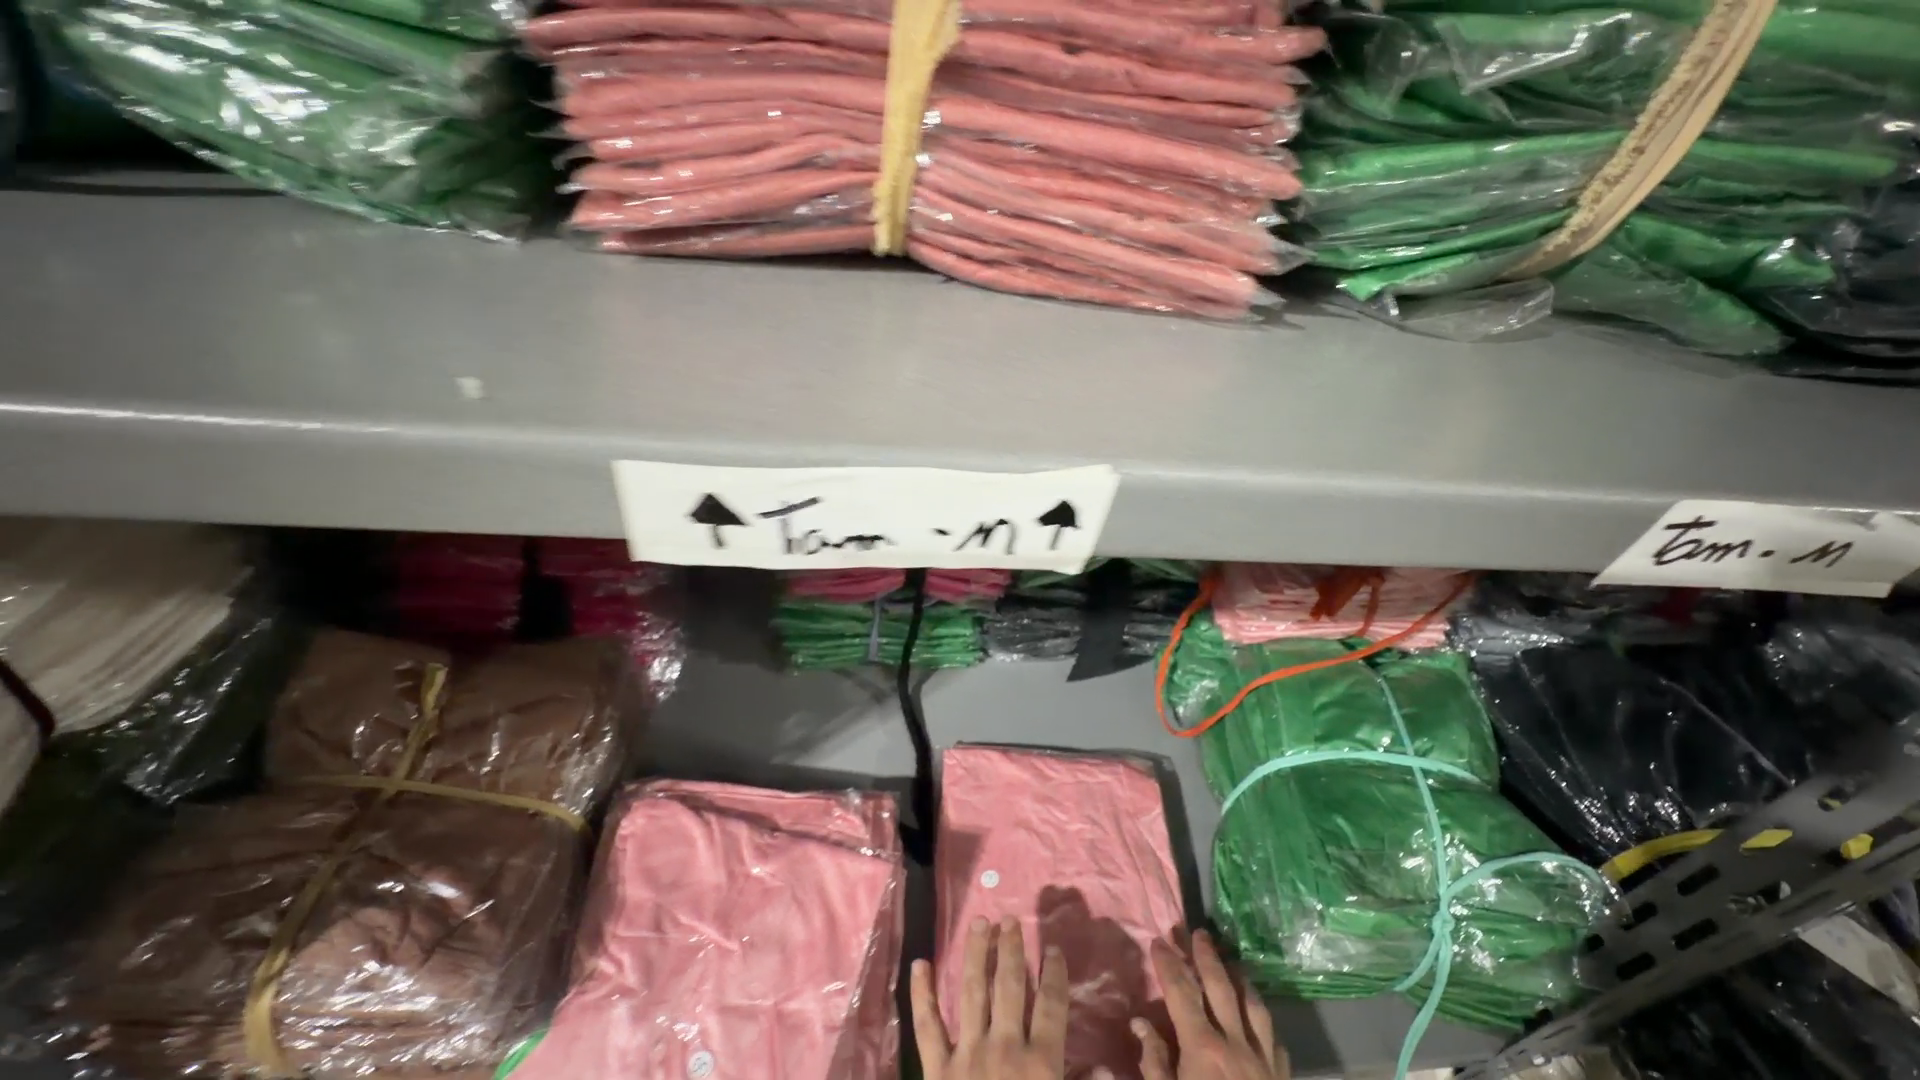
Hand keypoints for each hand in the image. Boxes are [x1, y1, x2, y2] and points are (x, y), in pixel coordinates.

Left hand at [911, 916, 1070, 1079]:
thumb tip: (1106, 1066)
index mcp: (1040, 1062)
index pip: (1051, 1006)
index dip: (1054, 975)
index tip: (1052, 949)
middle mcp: (1004, 1046)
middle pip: (1009, 987)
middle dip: (1011, 950)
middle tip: (1009, 919)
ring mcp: (967, 1053)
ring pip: (973, 993)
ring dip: (976, 955)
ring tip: (979, 923)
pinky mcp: (937, 1069)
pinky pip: (927, 1027)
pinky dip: (921, 994)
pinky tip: (919, 964)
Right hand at [1134, 930, 1286, 1079]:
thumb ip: (1153, 1064)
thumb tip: (1141, 1025)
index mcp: (1202, 1048)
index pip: (1182, 993)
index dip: (1168, 964)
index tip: (1158, 941)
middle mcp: (1236, 1044)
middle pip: (1221, 988)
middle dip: (1206, 957)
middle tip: (1197, 932)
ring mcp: (1264, 1061)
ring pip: (1254, 1008)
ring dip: (1240, 980)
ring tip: (1231, 963)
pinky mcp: (1282, 1079)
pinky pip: (1274, 1040)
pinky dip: (1263, 1021)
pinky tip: (1259, 1018)